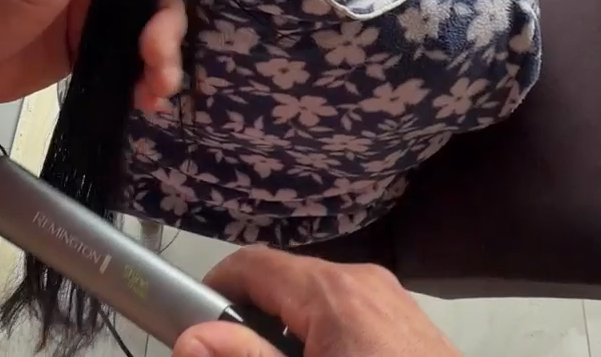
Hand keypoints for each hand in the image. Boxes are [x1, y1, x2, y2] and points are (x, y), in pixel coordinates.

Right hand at [172, 248, 457, 356]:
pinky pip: (351, 313)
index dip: (216, 289)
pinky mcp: (411, 321)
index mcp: (331, 289)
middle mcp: (361, 277)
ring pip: (317, 297)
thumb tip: (188, 338)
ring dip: (289, 328)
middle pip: (284, 279)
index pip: (252, 263)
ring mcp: (391, 297)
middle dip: (253, 317)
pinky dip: (326, 335)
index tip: (195, 327)